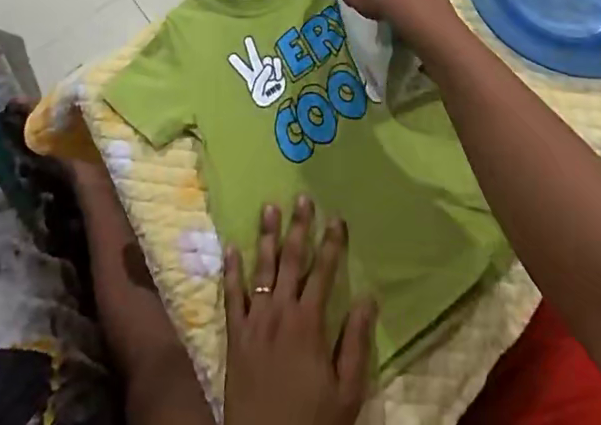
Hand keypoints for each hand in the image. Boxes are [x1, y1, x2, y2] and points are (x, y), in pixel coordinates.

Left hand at [223, 196, 375, 424]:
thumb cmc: (312, 423)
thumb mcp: (347, 390)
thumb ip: (356, 341)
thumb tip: (369, 296)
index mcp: (309, 323)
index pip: (324, 271)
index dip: (332, 243)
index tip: (337, 217)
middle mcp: (280, 313)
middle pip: (291, 260)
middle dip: (299, 227)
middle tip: (302, 197)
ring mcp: (254, 323)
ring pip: (261, 270)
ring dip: (266, 237)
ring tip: (269, 207)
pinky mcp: (234, 337)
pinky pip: (231, 297)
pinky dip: (231, 271)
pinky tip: (231, 248)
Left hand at [227, 34, 287, 106]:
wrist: (280, 106)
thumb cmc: (265, 101)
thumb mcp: (259, 93)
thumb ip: (262, 77)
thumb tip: (269, 62)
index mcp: (252, 79)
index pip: (243, 70)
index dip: (237, 63)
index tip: (230, 55)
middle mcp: (260, 73)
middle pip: (254, 59)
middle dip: (251, 49)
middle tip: (247, 38)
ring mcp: (270, 72)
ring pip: (268, 60)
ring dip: (268, 67)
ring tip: (269, 76)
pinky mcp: (280, 73)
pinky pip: (277, 65)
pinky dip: (277, 70)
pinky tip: (277, 77)